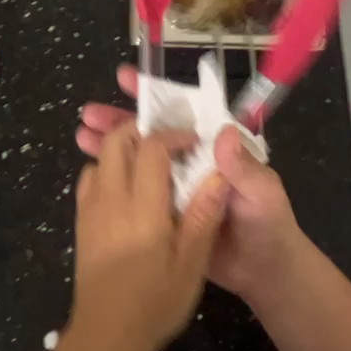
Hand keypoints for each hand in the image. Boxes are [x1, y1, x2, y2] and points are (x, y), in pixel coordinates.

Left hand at [68, 121, 227, 350]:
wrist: (105, 337)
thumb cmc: (154, 303)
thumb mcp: (191, 266)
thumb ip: (203, 217)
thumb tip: (218, 175)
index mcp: (142, 207)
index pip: (151, 148)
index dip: (172, 136)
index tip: (192, 141)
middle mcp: (111, 199)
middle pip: (116, 141)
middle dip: (141, 130)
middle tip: (167, 144)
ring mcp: (90, 209)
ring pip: (99, 158)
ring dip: (122, 149)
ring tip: (147, 164)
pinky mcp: (81, 222)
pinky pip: (89, 179)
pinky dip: (106, 170)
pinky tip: (125, 190)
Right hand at [78, 67, 307, 301]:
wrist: (265, 274)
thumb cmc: (269, 225)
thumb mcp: (264, 194)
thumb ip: (244, 168)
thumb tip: (223, 132)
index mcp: (214, 146)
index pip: (183, 110)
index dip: (155, 93)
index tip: (126, 77)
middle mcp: (191, 159)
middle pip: (153, 132)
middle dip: (121, 119)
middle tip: (90, 113)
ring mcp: (176, 186)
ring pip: (139, 159)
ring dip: (111, 144)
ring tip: (81, 135)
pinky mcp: (164, 213)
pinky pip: (137, 190)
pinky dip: (115, 178)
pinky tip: (92, 172)